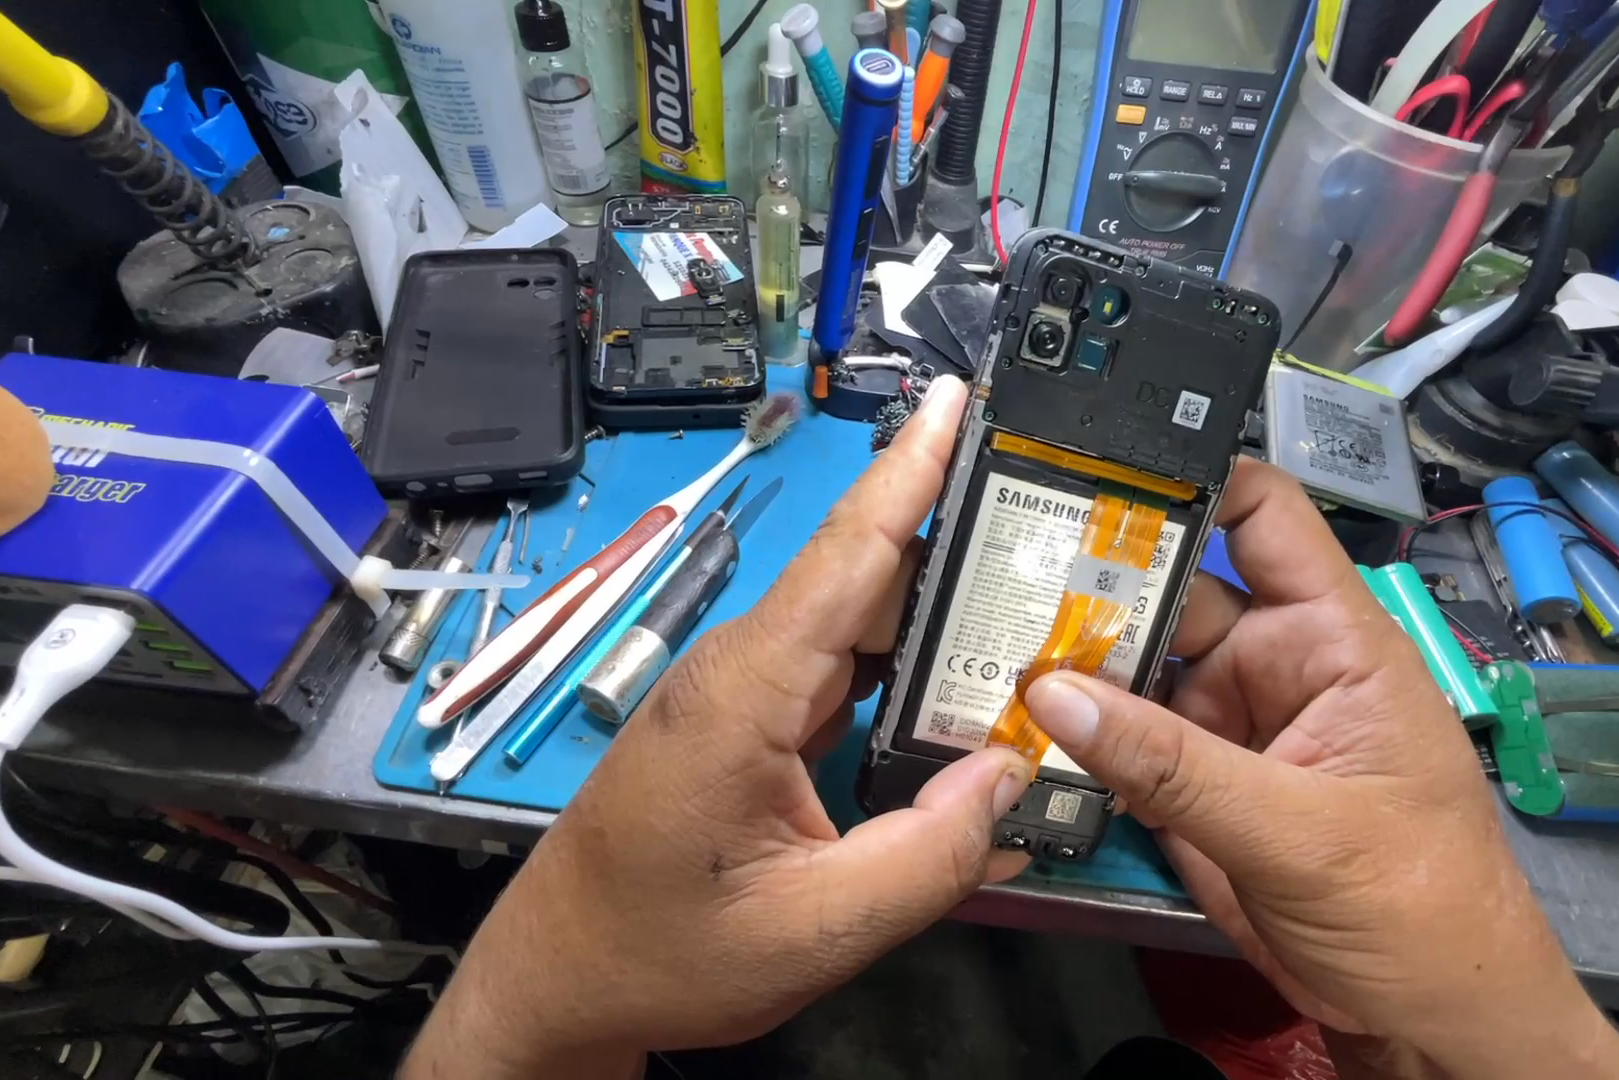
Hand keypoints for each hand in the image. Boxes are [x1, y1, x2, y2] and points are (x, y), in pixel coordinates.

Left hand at [403, 377, 1030, 1078]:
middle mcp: (749, 662)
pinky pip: (847, 667)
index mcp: (748, 687)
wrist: (562, 975)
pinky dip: (908, 667)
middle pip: (869, 580)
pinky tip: (964, 685)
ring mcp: (752, 685)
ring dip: (940, 615)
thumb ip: (926, 858)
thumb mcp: (811, 928)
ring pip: (863, 623)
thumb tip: (1011, 775)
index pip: (847, 553)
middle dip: (960, 549)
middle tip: (1056, 540)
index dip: (908, 470)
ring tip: (1031, 613)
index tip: (954, 402)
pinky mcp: (758, 713)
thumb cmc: (662, 951)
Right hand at [1023, 460, 1618, 1078]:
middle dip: (1091, 575)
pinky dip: (1063, 718)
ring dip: (1065, 650)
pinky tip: (1005, 704)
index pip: (1261, 517)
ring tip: (985, 631)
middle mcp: (1257, 656)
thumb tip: (1051, 694)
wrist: (1419, 1019)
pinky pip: (1108, 726)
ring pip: (1124, 658)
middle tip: (1002, 560)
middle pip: (1163, 587)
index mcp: (1323, 636)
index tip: (1101, 469)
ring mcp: (1210, 712)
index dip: (1192, 478)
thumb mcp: (1302, 832)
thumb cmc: (1416, 909)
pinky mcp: (1173, 766)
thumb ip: (1172, 765)